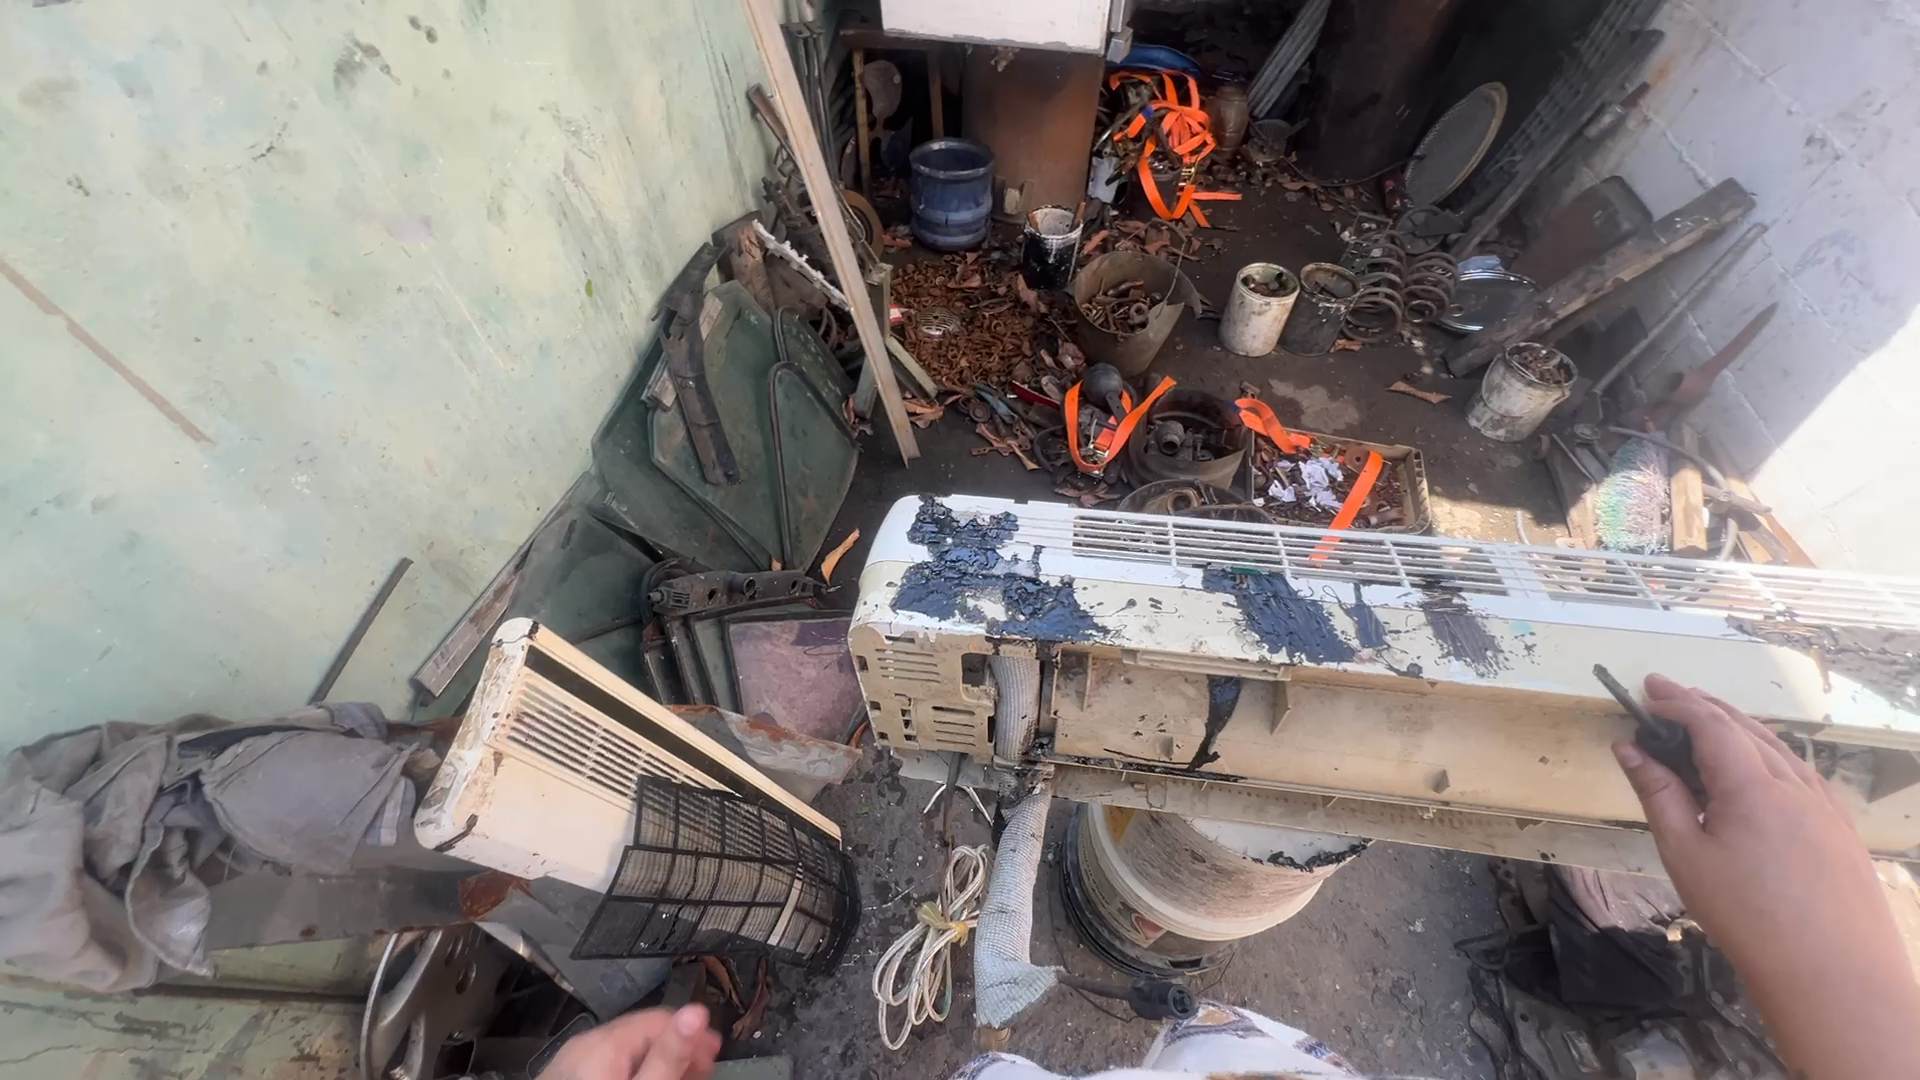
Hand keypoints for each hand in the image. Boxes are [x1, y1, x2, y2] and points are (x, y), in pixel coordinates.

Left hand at [537, 1004, 721, 1079]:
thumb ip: (669, 1057)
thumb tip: (698, 1012)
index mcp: (601, 1044)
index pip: (663, 1019)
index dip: (693, 1038)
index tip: (714, 1060)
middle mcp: (581, 1047)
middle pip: (644, 1036)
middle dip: (675, 1056)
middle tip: (700, 1077)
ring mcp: (567, 1068)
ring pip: (626, 1056)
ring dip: (654, 1068)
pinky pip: (605, 1071)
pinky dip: (629, 1077)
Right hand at [1614, 674, 1919, 1079]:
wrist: (1835, 977)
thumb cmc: (1744, 911)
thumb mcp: (1683, 850)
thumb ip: (1658, 792)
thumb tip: (1628, 748)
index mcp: (1756, 790)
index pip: (1714, 726)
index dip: (1678, 702)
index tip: (1646, 688)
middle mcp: (1798, 790)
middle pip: (1749, 730)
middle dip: (1704, 705)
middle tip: (1665, 690)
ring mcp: (1828, 811)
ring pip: (1780, 750)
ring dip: (1737, 726)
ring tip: (1703, 717)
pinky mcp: (1842, 832)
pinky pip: (1802, 774)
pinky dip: (1767, 752)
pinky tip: (1754, 762)